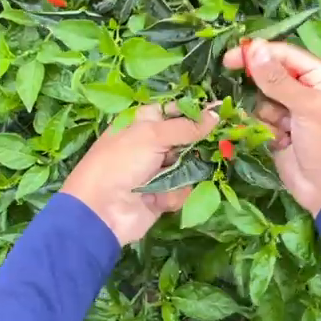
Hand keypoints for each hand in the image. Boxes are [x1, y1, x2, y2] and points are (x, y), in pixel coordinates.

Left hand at [60, 104, 220, 244]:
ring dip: (184, 173)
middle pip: (187, 139)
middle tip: (218, 145)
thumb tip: (215, 114)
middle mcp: (151, 144)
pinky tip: (159, 199)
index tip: (219, 112)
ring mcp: (157, 171)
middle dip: (198, 145)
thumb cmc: (120, 162)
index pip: (175, 110)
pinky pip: (182, 190)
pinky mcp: (162, 195)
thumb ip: (186, 126)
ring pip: (189, 166)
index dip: (196, 111)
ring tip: (171, 178)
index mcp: (143, 122)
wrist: (100, 210)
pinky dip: (173, 195)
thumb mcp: (151, 136)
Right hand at [220, 39, 320, 214]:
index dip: (258, 53)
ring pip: (262, 98)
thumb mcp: (308, 107)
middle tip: (237, 85)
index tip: (230, 58)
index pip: (284, 54)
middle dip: (259, 84)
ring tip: (283, 129)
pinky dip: (265, 129)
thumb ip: (278, 79)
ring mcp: (292, 110)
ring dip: (266, 113)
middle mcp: (306, 89)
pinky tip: (280, 141)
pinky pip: (261, 119)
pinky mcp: (280, 130)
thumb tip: (254, 48)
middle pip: (270, 74)